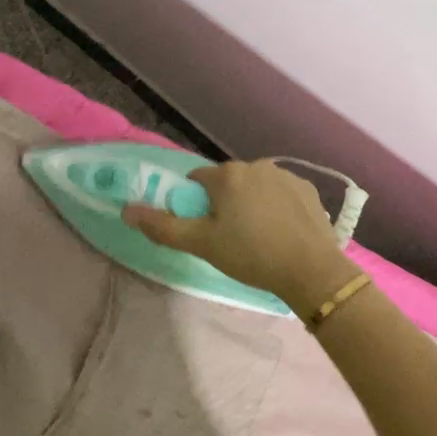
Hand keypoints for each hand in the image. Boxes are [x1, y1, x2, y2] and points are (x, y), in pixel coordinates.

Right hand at [122, 159, 359, 308]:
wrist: (310, 270)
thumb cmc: (250, 255)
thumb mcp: (201, 245)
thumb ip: (162, 226)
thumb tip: (127, 210)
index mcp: (227, 175)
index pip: (197, 181)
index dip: (195, 204)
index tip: (203, 229)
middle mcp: (256, 165)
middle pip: (227, 183)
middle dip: (223, 204)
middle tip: (229, 238)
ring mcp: (285, 175)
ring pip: (255, 187)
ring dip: (251, 204)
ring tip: (258, 238)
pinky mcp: (308, 189)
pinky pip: (281, 194)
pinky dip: (276, 208)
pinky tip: (281, 233)